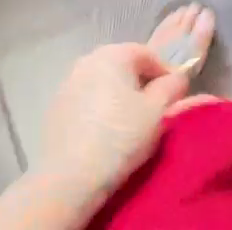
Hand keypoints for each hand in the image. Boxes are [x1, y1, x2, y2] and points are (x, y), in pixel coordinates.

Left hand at [36, 42, 189, 198]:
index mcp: (113, 54)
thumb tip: (176, 77)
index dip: (165, 73)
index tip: (175, 97)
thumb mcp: (157, 112)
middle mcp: (87, 60)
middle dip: (141, 84)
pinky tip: (104, 134)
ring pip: (103, 83)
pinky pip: (86, 100)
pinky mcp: (56, 107)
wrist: (68, 178)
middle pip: (123, 66)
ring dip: (118, 97)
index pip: (147, 54)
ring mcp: (67, 82)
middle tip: (154, 111)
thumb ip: (172, 88)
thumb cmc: (120, 137)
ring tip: (129, 125)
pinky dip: (99, 110)